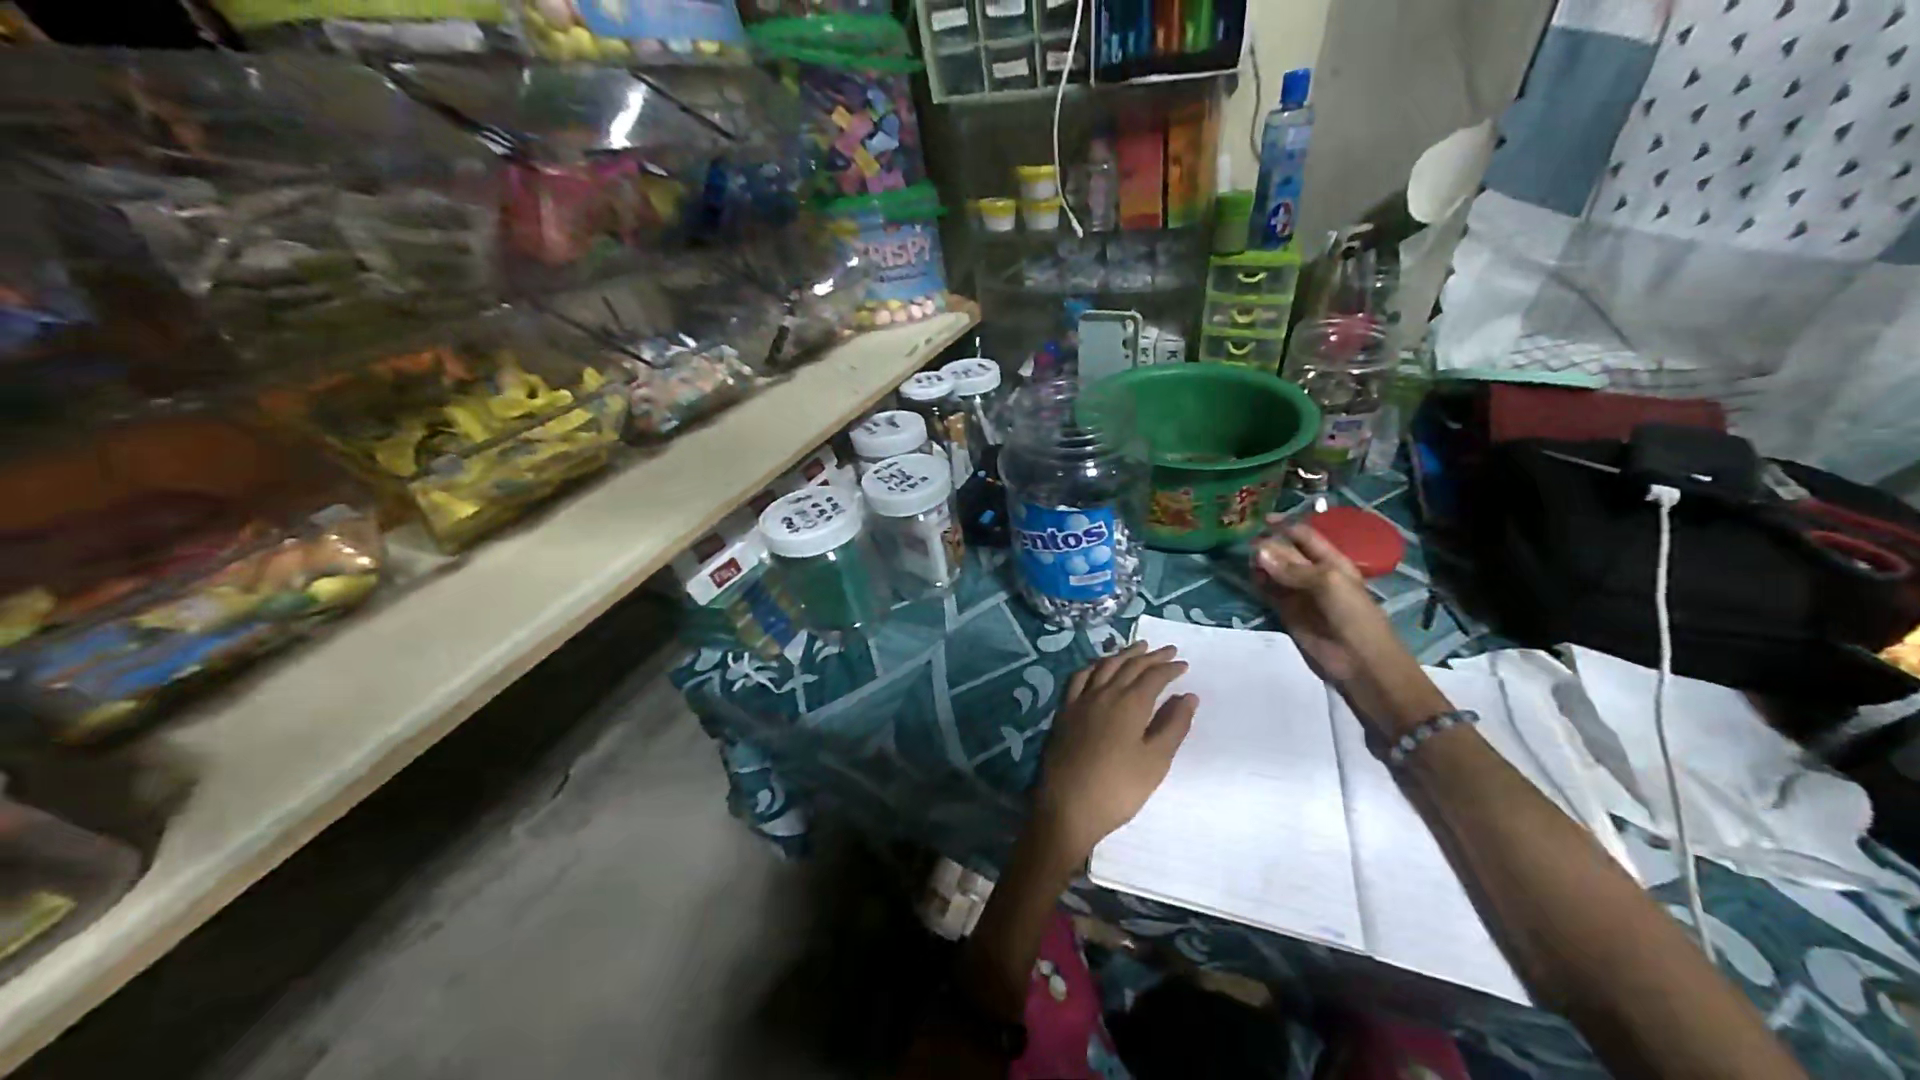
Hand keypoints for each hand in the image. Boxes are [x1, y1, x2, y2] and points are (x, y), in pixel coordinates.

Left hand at [1032, 642, 1196, 864]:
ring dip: (1122, 654)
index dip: (1169, 668)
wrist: (1067, 807)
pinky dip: (1093, 666)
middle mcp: (1103, 693)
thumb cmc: (1119, 788)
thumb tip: (1188, 695)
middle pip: (1128, 666)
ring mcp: (1080, 701)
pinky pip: (1079, 678)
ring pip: (1103, 666)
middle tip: (1167, 649)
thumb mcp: (1155, 760)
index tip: (1184, 664)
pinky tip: (1097, 667)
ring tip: (1137, 648)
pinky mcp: (1064, 712)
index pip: (1153, 676)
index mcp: (1129, 703)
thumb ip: (1173, 725)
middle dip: (1150, 656)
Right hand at [1252, 520, 1445, 736]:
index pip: (1304, 535)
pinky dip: (1258, 583)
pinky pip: (1269, 592)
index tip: (1260, 519)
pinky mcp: (1287, 612)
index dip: (1285, 525)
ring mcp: (1299, 593)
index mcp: (1331, 561)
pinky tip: (1249, 577)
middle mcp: (1314, 573)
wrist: (1359, 661)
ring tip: (1245, 560)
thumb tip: (1258, 551)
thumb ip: (1292, 567)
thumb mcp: (1327, 583)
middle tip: (1247, 543)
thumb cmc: (1353, 615)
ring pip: (1275, 571)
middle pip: (1286, 552)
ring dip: (1261, 564)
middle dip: (1269, 545)